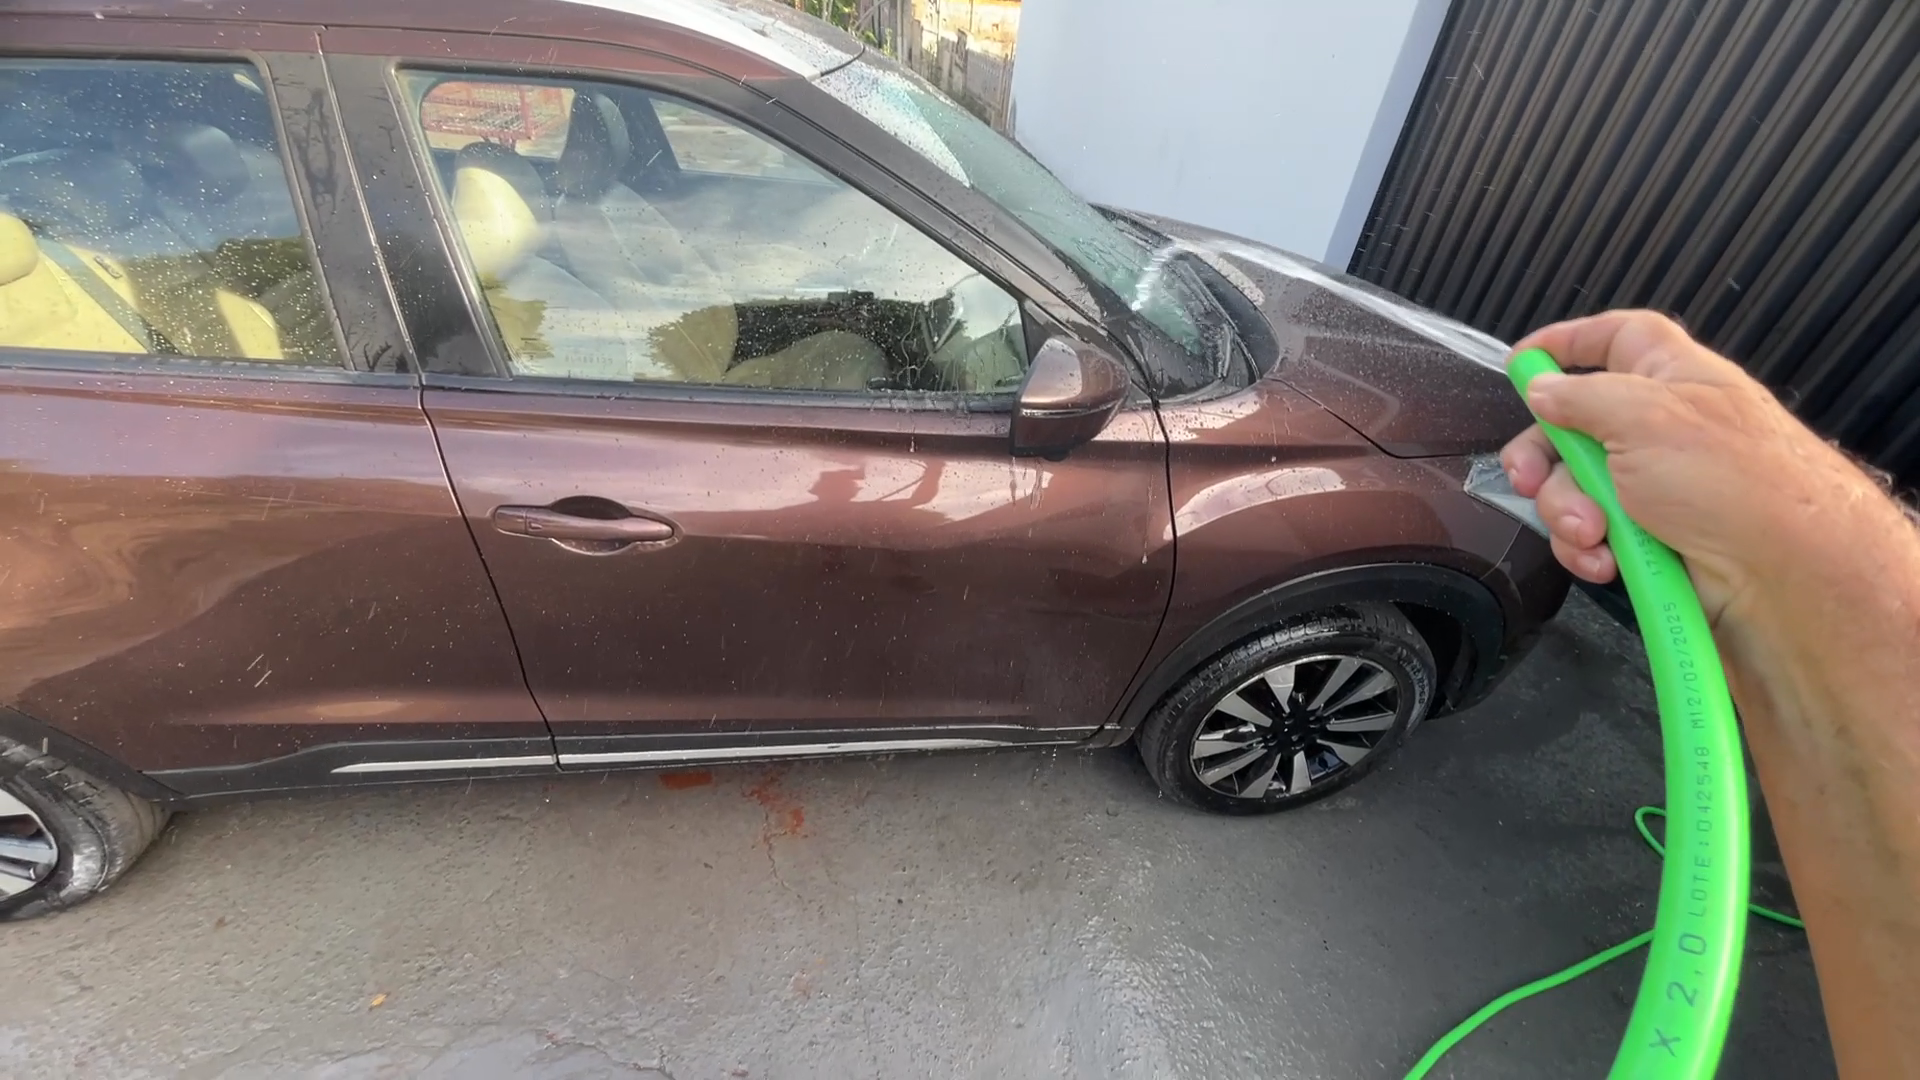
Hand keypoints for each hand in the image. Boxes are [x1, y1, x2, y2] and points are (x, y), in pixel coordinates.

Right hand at [1498, 310, 1881, 626]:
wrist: (1783, 576)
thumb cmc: (1733, 484)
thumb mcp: (1648, 418)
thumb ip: (1582, 397)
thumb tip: (1541, 389)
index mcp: (1671, 382)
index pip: (1616, 338)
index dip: (1567, 343)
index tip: (1519, 364)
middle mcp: (1655, 427)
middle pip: (1566, 425)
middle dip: (1541, 459)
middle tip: (1529, 481)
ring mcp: (1645, 481)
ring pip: (1566, 485)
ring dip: (1566, 511)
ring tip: (1593, 532)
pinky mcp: (1637, 528)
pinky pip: (1581, 528)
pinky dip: (1583, 545)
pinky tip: (1605, 556)